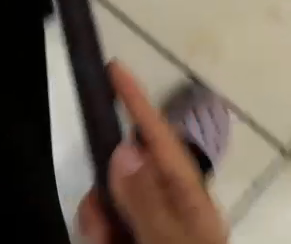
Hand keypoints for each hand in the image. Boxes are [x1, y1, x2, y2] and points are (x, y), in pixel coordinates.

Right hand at [78, 62, 228, 243]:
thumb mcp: (171, 240)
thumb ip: (149, 198)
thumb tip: (123, 149)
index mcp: (193, 200)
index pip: (161, 139)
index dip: (137, 101)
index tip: (114, 65)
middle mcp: (174, 209)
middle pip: (126, 170)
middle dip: (103, 187)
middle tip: (97, 221)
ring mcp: (155, 227)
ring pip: (109, 200)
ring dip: (98, 218)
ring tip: (102, 241)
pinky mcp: (134, 238)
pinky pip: (106, 224)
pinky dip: (98, 232)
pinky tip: (103, 243)